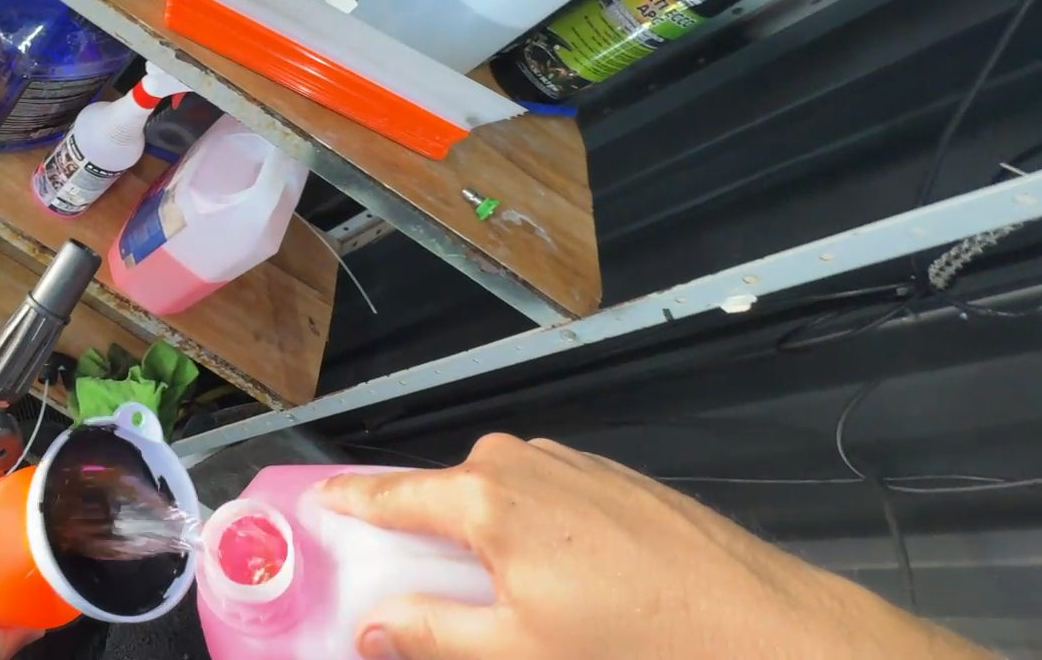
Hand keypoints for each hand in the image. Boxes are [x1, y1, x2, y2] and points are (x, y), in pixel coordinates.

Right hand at [319, 434, 989, 659]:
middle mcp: (510, 459)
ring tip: (505, 582)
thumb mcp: (523, 653)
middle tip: (419, 574)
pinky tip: (565, 566)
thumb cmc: (637, 646)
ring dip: (478, 526)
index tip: (313, 501)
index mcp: (481, 497)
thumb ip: (434, 634)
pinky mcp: (601, 468)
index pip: (390, 493)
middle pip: (440, 491)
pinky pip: (535, 487)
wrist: (783, 632)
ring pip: (491, 489)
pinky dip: (523, 518)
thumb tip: (367, 628)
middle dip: (423, 529)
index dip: (347, 500)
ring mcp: (560, 457)